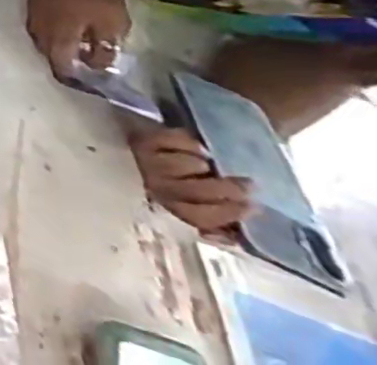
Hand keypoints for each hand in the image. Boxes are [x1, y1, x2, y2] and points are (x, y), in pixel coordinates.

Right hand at [26, 0, 130, 78]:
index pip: (63, 69)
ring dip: (59, 47)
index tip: (93, 81)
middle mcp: (40, 34)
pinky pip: (42, 29)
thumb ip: (106, 48)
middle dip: (67, 63)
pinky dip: (54, 34)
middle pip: (51, 57)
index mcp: (59, 40)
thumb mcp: (112, 22)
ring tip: (78, 45)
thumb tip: (99, 67)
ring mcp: (33, 19)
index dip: (78, 79)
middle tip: (87, 62)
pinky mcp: (32, 6)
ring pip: (44, 43)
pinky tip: (68, 29)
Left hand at [131, 127, 252, 234]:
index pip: (201, 216)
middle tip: (249, 184)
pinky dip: (188, 141)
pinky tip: (194, 145)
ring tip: (207, 161)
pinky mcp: (140, 138)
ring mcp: (146, 160)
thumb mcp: (189, 203)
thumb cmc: (167, 179)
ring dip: (203, 163)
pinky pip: (172, 139)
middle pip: (198, 191)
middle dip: (229, 188)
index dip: (229, 213)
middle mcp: (156, 185)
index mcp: (170, 205)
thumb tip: (238, 237)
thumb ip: (215, 222)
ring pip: (187, 165)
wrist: (123, 146)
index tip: (254, 206)